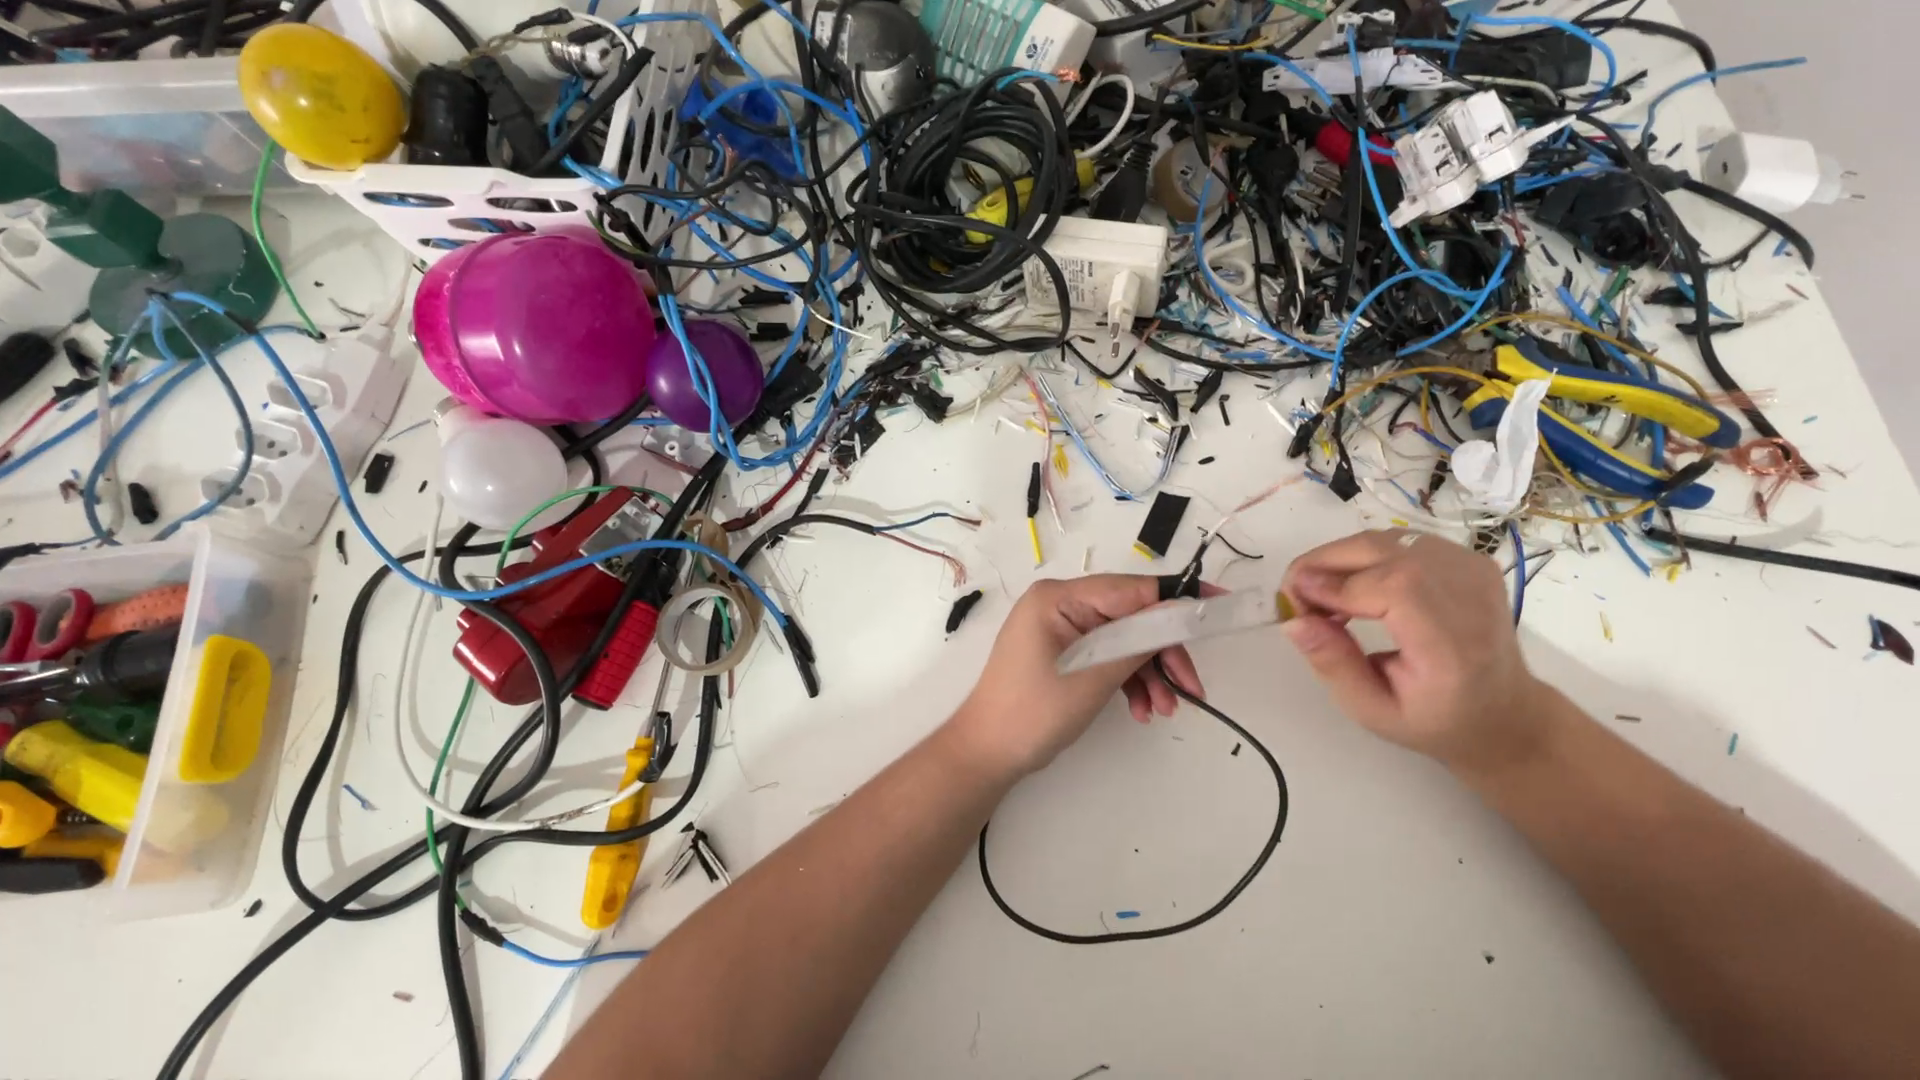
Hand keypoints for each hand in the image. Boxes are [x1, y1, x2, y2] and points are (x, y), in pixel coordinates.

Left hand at [948, 575, 1207, 778]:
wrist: (988, 753)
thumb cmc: (1032, 712)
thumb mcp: (1092, 676)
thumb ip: (1138, 642)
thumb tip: (1181, 612)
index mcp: (1058, 597)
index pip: (1131, 588)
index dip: (1176, 599)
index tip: (1218, 607)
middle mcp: (1061, 605)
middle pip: (1132, 617)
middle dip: (1164, 652)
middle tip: (1192, 686)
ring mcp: (1063, 630)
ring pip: (1125, 641)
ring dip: (1151, 673)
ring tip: (1167, 708)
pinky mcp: (1067, 653)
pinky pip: (1109, 657)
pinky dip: (1130, 681)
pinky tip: (1144, 709)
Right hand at [1280, 529, 1547, 771]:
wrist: (1503, 712)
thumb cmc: (1434, 721)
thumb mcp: (1373, 712)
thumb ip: (1333, 665)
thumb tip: (1293, 620)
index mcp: (1453, 648)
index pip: (1394, 588)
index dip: (1336, 585)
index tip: (1295, 602)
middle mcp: (1472, 599)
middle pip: (1386, 550)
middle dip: (1326, 563)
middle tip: (1294, 593)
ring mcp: (1475, 572)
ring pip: (1387, 539)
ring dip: (1340, 559)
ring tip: (1321, 596)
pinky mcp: (1470, 561)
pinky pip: (1400, 542)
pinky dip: (1363, 557)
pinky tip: (1352, 587)